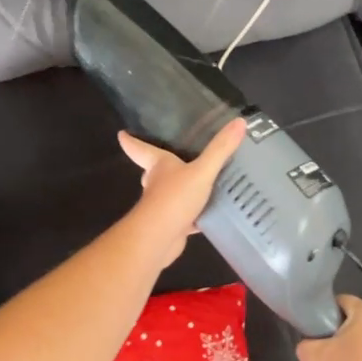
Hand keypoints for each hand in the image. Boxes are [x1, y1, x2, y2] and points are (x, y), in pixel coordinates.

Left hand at [117, 118, 246, 261]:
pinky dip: (196, 215)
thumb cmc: (174, 198)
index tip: (122, 134)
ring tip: (201, 183)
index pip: (139, 149)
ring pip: (171, 194)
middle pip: (153, 171)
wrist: (160, 239)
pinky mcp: (173, 226)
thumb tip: (240, 121)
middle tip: (173, 158)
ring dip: (181, 190)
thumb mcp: (202, 171)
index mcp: (158, 166)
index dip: (131, 140)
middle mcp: (157, 184)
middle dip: (159, 166)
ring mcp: (163, 206)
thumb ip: (220, 149)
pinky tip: (212, 214)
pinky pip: (186, 216)